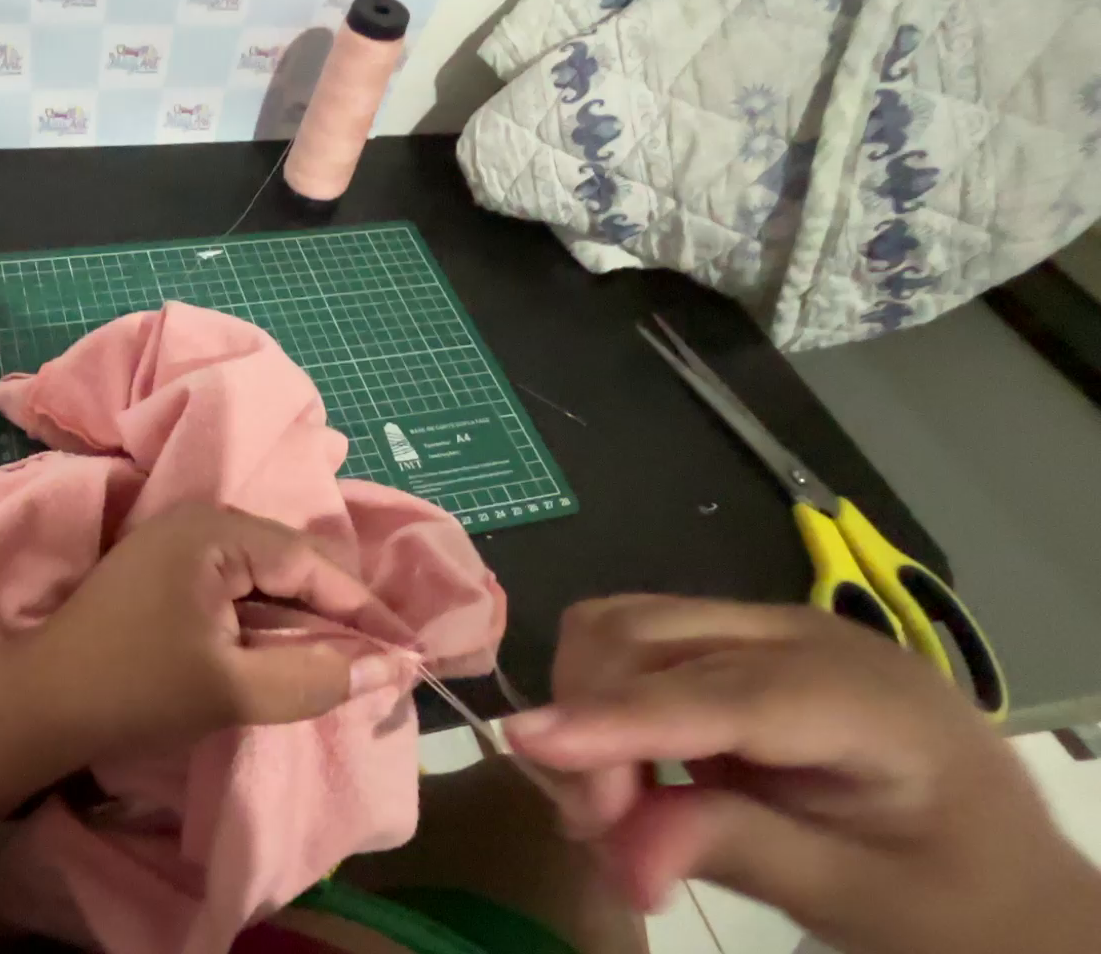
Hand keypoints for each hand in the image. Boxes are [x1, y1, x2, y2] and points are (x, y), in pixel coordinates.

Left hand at [21, 505, 410, 751]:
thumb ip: (314, 677)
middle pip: (286, 560)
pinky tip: (281, 643)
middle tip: (377, 654)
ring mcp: (174, 541)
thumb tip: (384, 668)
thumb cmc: (137, 689)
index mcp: (215, 533)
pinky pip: (230, 581)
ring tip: (341, 653)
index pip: (309, 562)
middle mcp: (197, 521)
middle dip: (332, 608)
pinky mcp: (160, 567)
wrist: (40, 701)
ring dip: (298, 612)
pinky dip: (262, 613)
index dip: (362, 607)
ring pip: (259, 571)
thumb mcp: (234, 690)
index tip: (405, 647)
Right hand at [503, 595, 1100, 953]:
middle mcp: (797, 635)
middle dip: (590, 721)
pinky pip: (622, 637)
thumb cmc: (953, 899)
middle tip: (595, 824)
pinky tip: (625, 756)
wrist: (999, 867)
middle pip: (642, 636)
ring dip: (582, 702)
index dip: (617, 718)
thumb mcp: (861, 901)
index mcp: (868, 701)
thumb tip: (612, 855)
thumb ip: (731, 853)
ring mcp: (753, 624)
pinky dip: (597, 693)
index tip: (525, 745)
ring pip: (615, 623)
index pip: (718, 695)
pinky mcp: (719, 634)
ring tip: (607, 793)